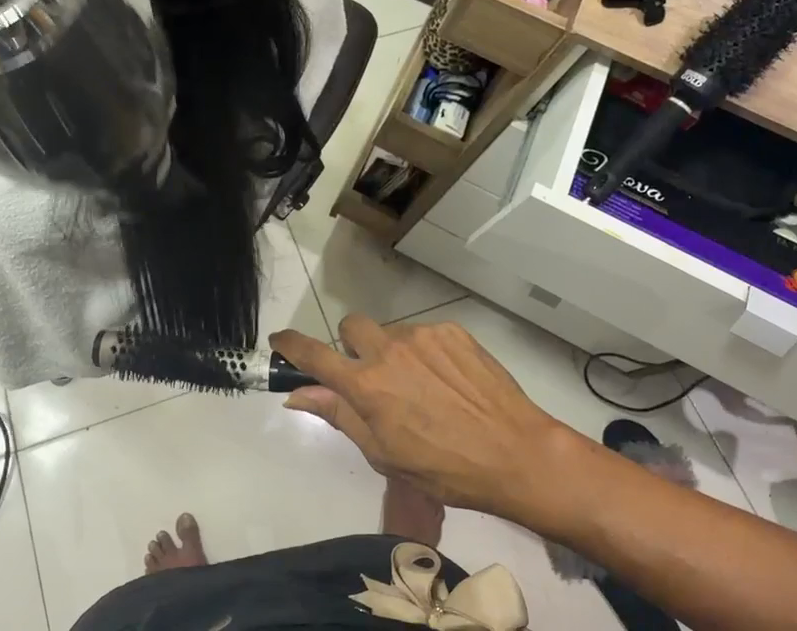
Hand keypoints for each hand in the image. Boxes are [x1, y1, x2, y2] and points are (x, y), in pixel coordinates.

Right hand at [271, 316, 579, 520]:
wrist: (516, 454)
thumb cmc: (444, 469)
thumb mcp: (384, 454)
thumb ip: (339, 415)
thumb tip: (298, 395)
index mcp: (366, 385)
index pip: (314, 354)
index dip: (291, 344)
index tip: (279, 339)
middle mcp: (388, 350)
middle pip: (352, 327)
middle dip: (354, 346)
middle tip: (373, 377)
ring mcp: (422, 336)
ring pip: (391, 332)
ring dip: (394, 352)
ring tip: (423, 388)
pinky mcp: (452, 331)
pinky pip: (424, 334)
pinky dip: (426, 353)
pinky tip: (449, 382)